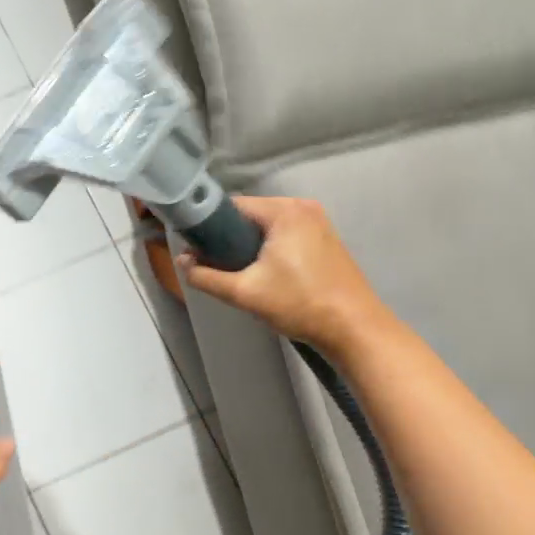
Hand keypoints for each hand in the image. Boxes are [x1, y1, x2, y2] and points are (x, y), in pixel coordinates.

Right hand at [177, 196, 394, 358]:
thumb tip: (181, 261)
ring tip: (234, 269)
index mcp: (284, 212)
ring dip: (246, 243)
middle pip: (249, 214)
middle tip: (212, 262)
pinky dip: (267, 246)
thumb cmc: (299, 304)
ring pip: (266, 225)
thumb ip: (205, 276)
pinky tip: (260, 270)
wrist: (354, 328)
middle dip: (227, 236)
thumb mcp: (243, 292)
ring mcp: (318, 222)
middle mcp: (303, 208)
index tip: (194, 247)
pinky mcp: (325, 238)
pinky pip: (283, 233)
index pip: (232, 206)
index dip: (208, 224)